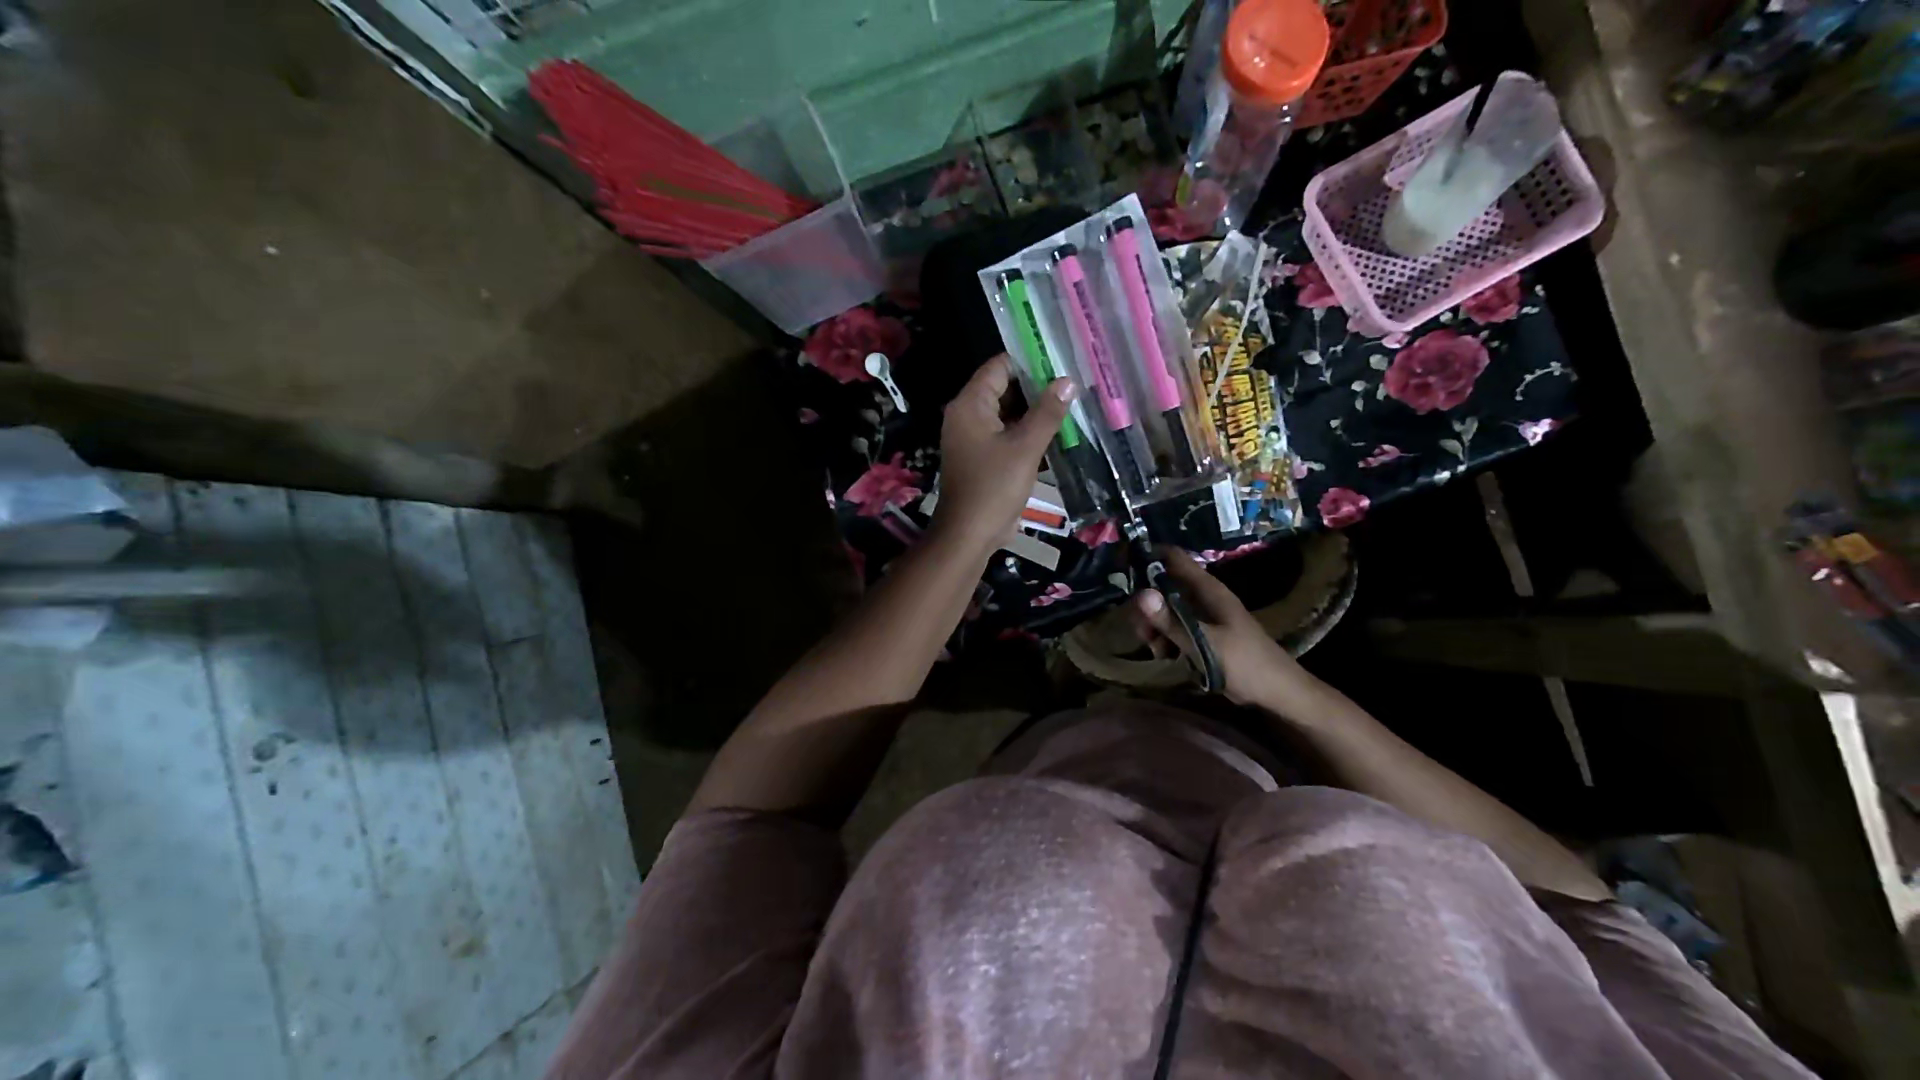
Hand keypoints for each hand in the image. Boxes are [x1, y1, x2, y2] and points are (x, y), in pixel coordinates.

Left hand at [933, 355, 1072, 551]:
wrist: (969, 534)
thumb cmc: (994, 487)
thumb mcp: (1026, 447)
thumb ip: (1047, 412)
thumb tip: (1067, 381)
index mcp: (970, 405)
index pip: (999, 367)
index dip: (1029, 360)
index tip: (1060, 359)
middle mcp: (966, 416)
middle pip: (1003, 389)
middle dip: (1036, 387)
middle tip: (1072, 382)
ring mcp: (972, 438)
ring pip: (1007, 414)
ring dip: (1034, 411)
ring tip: (1071, 403)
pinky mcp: (981, 458)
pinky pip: (1006, 435)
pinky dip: (1026, 432)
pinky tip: (1056, 432)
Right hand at [1129, 548, 1323, 709]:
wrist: (1278, 692)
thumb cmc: (1245, 663)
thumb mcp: (1204, 644)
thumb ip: (1171, 621)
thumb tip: (1141, 593)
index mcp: (1208, 590)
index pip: (1173, 558)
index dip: (1148, 557)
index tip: (1122, 570)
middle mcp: (1203, 597)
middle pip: (1164, 587)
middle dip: (1147, 605)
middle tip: (1140, 629)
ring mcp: (1204, 616)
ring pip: (1167, 610)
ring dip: (1155, 627)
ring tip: (1155, 649)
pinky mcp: (1204, 635)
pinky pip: (1176, 629)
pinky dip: (1166, 639)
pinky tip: (1165, 656)